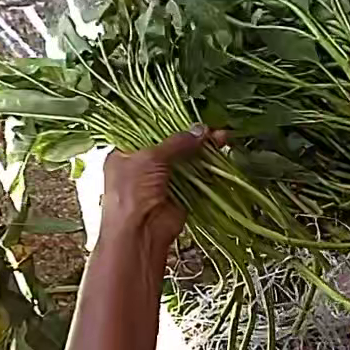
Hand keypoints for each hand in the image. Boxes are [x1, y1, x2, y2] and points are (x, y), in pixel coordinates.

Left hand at [98, 125, 224, 247]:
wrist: (140, 233)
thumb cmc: (132, 191)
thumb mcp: (150, 158)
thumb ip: (176, 142)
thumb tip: (202, 130)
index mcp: (126, 153)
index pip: (150, 132)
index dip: (171, 124)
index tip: (193, 117)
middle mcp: (144, 165)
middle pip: (173, 146)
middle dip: (194, 137)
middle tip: (215, 129)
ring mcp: (163, 181)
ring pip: (188, 161)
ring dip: (205, 151)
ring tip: (224, 138)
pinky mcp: (181, 194)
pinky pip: (197, 178)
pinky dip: (209, 169)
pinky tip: (222, 156)